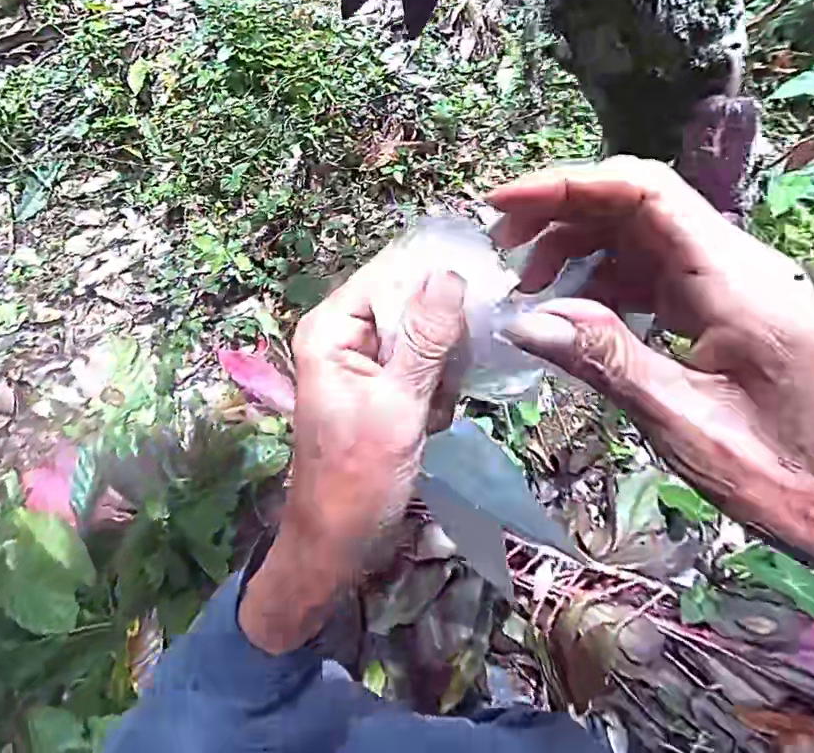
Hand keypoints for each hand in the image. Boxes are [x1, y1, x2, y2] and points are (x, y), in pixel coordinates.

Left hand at [239, 257, 466, 653]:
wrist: (339, 541)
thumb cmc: (359, 477)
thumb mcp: (397, 404)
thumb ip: (426, 339)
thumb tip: (450, 273)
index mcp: (332, 326)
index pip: (389, 272)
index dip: (435, 278)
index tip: (481, 297)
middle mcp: (344, 330)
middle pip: (409, 300)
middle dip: (439, 337)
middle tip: (445, 379)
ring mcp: (363, 356)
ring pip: (424, 332)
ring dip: (441, 368)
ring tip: (432, 408)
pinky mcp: (382, 379)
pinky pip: (423, 361)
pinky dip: (435, 386)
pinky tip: (429, 419)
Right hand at [492, 157, 813, 749]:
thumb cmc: (803, 488)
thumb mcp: (691, 430)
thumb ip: (607, 362)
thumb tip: (525, 317)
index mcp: (738, 284)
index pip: (643, 193)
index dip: (565, 185)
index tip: (503, 204)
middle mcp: (743, 266)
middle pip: (639, 203)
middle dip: (562, 211)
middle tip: (502, 247)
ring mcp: (742, 285)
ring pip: (646, 234)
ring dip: (582, 245)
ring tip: (530, 283)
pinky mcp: (737, 308)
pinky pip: (661, 270)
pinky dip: (610, 278)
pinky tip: (580, 309)